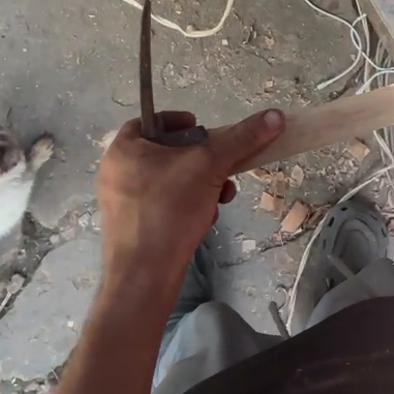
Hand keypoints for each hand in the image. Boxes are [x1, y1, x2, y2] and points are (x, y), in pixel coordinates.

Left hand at [95, 109, 285, 269]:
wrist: (145, 277)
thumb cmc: (169, 210)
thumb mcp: (211, 166)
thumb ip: (242, 138)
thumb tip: (275, 116)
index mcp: (124, 150)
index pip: (153, 120)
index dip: (181, 121)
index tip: (205, 130)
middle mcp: (118, 172)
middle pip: (169, 150)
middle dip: (203, 158)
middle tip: (221, 165)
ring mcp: (124, 202)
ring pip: (172, 178)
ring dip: (203, 182)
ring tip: (221, 195)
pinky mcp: (134, 226)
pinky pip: (165, 202)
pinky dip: (189, 203)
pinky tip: (206, 216)